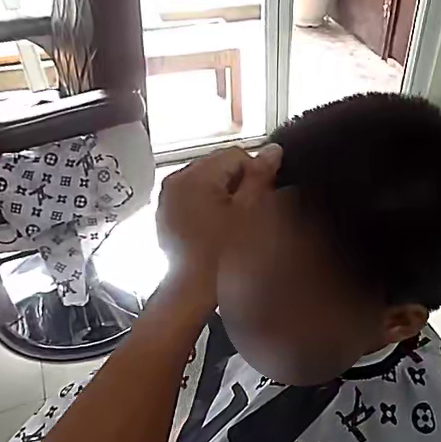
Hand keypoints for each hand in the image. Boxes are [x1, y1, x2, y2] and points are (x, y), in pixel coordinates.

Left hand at [156, 144, 280, 288]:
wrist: (193, 289)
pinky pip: (194, 200)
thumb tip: (273, 152)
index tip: (262, 197)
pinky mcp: (167, 217)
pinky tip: (218, 231)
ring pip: (208, 183)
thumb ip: (261, 177)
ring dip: (224, 197)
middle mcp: (175, 181)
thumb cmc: (221, 254)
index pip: (236, 155)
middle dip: (238, 185)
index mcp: (195, 176)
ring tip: (232, 224)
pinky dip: (209, 209)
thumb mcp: (250, 212)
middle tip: (248, 214)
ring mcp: (168, 199)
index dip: (256, 174)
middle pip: (219, 166)